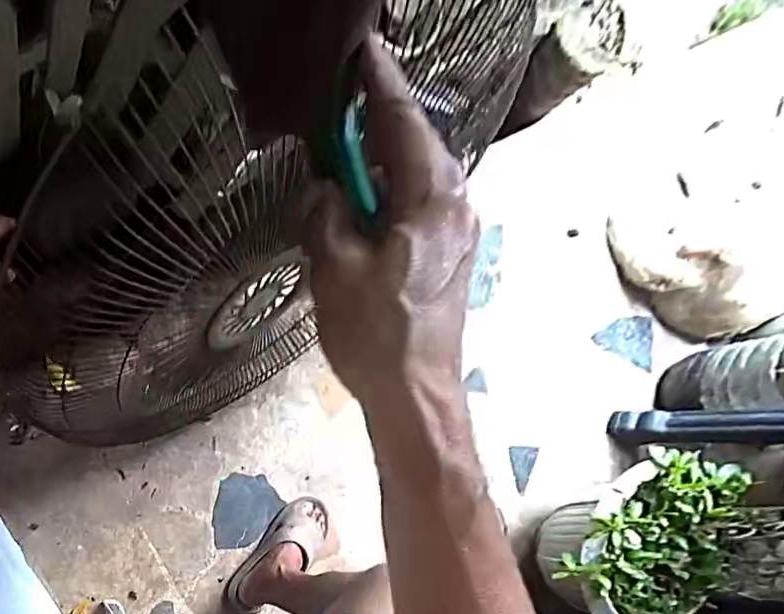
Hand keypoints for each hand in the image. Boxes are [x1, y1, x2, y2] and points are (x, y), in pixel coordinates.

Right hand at [304, 34, 477, 405]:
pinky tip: (363, 217)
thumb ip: (327, 218)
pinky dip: (388, 200)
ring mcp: (456, 233)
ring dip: (379, 169)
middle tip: (341, 117)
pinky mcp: (447, 258)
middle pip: (413, 146)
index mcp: (430, 199)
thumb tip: (327, 193)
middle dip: (376, 128)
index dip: (377, 85)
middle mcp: (455, 205)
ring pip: (415, 180)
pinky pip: (417, 210)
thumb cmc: (377, 335)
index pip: (401, 122)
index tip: (362, 54)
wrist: (415, 390)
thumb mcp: (336, 272)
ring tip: (344, 173)